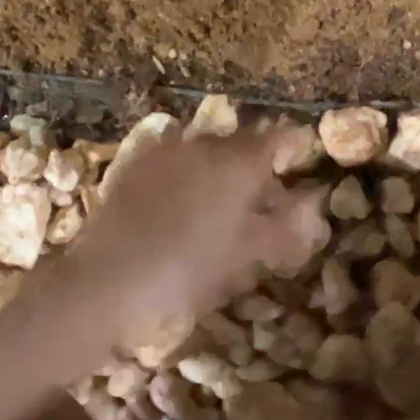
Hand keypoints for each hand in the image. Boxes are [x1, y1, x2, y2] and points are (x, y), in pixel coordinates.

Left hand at [67, 129, 322, 325]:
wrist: (106, 280)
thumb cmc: (187, 271)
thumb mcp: (245, 256)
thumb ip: (284, 228)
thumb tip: (313, 207)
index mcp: (238, 162)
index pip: (279, 139)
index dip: (294, 146)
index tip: (302, 160)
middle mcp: (203, 145)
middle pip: (241, 144)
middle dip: (256, 165)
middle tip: (265, 198)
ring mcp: (164, 152)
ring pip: (205, 152)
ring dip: (220, 170)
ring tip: (223, 207)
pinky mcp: (134, 166)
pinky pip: (174, 162)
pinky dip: (188, 177)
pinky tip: (183, 208)